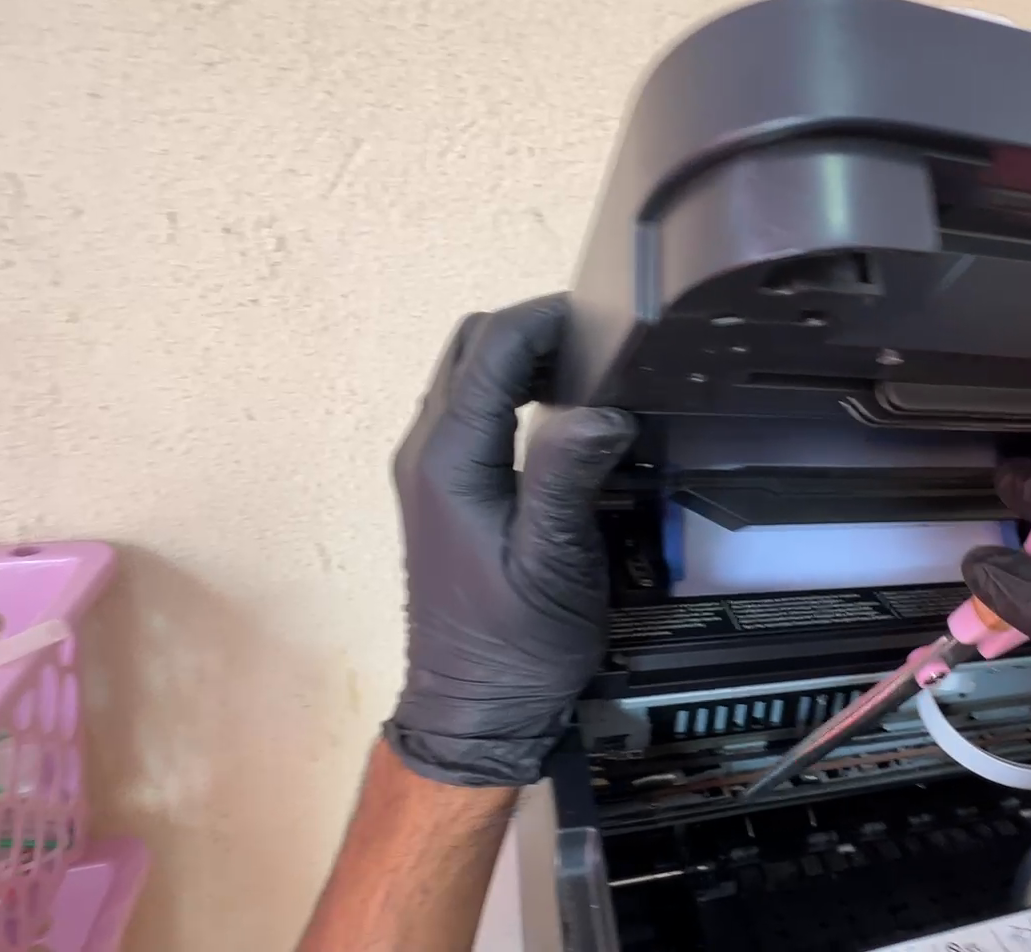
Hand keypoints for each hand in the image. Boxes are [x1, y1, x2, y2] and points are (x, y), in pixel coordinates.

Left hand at [383, 294, 635, 787]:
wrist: (474, 709)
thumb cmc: (516, 643)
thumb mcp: (552, 560)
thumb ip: (569, 474)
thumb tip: (604, 406)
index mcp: (449, 458)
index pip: (491, 350)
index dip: (546, 320)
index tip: (603, 320)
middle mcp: (426, 450)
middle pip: (470, 350)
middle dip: (532, 332)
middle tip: (599, 345)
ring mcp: (429, 469)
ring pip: (468, 377)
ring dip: (522, 359)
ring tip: (587, 370)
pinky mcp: (442, 489)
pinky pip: (473, 411)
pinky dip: (514, 391)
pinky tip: (557, 413)